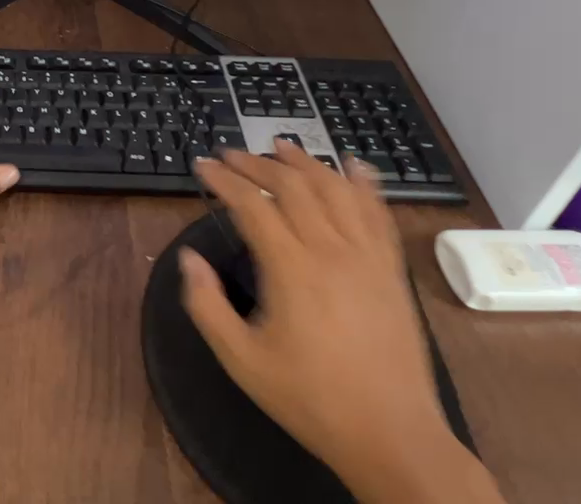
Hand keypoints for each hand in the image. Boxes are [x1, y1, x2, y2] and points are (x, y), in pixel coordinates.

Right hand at [181, 144, 495, 501]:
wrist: (391, 435)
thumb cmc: (310, 399)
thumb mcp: (242, 361)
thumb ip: (207, 306)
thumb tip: (189, 260)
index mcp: (291, 269)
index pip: (252, 204)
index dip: (224, 179)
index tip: (204, 166)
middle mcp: (331, 250)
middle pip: (293, 186)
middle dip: (257, 163)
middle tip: (232, 154)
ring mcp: (367, 257)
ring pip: (335, 189)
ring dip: (306, 163)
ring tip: (281, 147)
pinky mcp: (392, 269)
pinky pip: (378, 213)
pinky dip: (364, 184)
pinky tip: (353, 166)